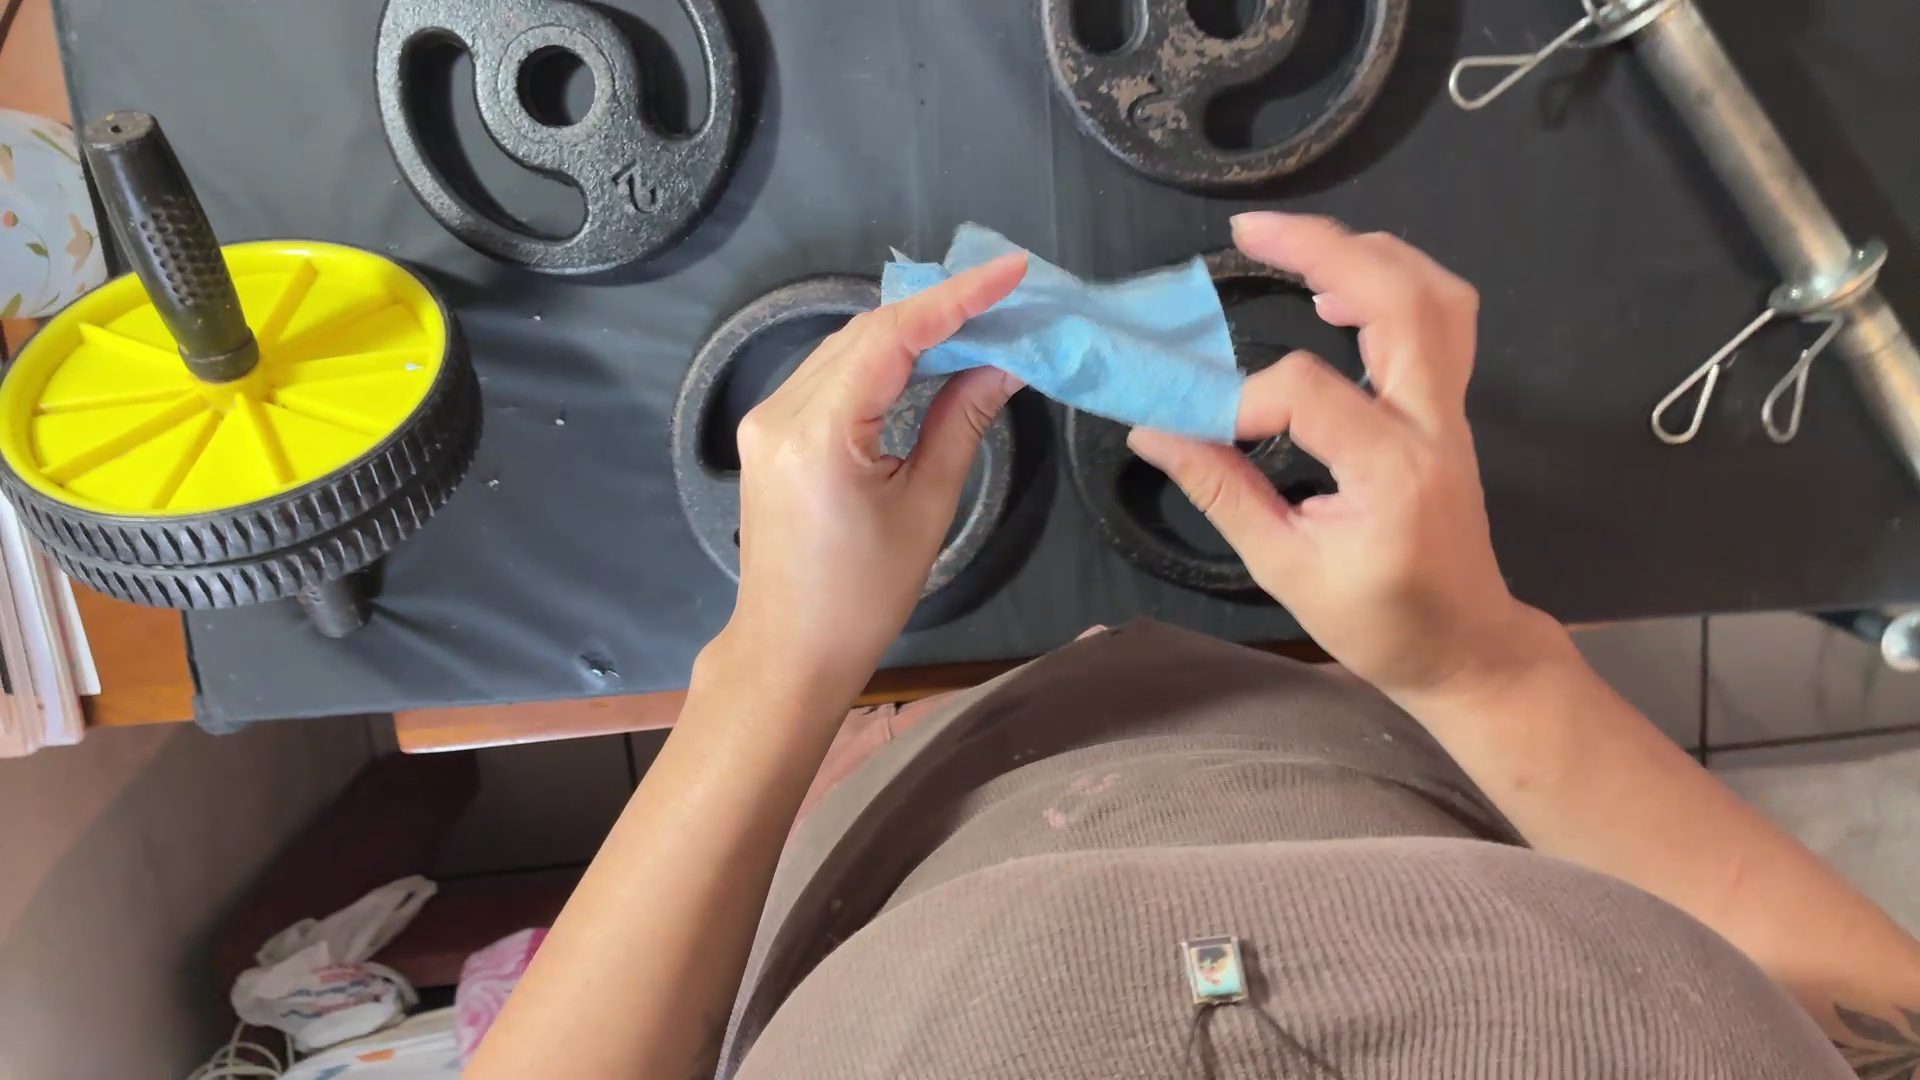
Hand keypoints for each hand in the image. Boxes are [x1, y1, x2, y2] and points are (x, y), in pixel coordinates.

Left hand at [720, 254, 1028, 699]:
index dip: (956, 298)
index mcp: (821, 433)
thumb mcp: (926, 508)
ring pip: (843, 351)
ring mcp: (765, 419)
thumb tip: (1001, 364)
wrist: (791, 648)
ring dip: (907, 336)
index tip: (1009, 271)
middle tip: (1001, 303)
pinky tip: (918, 364)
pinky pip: (828, 378)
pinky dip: (876, 364)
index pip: (892, 337)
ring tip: (971, 327)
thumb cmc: (865, 596)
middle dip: (936, 313)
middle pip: (865, 335)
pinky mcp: (767, 433)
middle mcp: (780, 410)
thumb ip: (961, 423)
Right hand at [1129, 214, 1559, 702]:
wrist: (1463, 642)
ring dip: (1365, 254)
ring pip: (1433, 295)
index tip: (1193, 428)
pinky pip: (1437, 320)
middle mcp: (1431, 422)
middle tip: (1251, 230)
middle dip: (1323, 250)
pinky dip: (1390, 284)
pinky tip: (1337, 291)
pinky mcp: (1446, 409)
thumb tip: (1152, 434)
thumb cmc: (1375, 619)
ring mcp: (1449, 410)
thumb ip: (1219, 490)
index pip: (1306, 393)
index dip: (1239, 401)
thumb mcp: (1282, 565)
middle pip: (1400, 298)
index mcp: (1389, 469)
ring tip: (1297, 247)